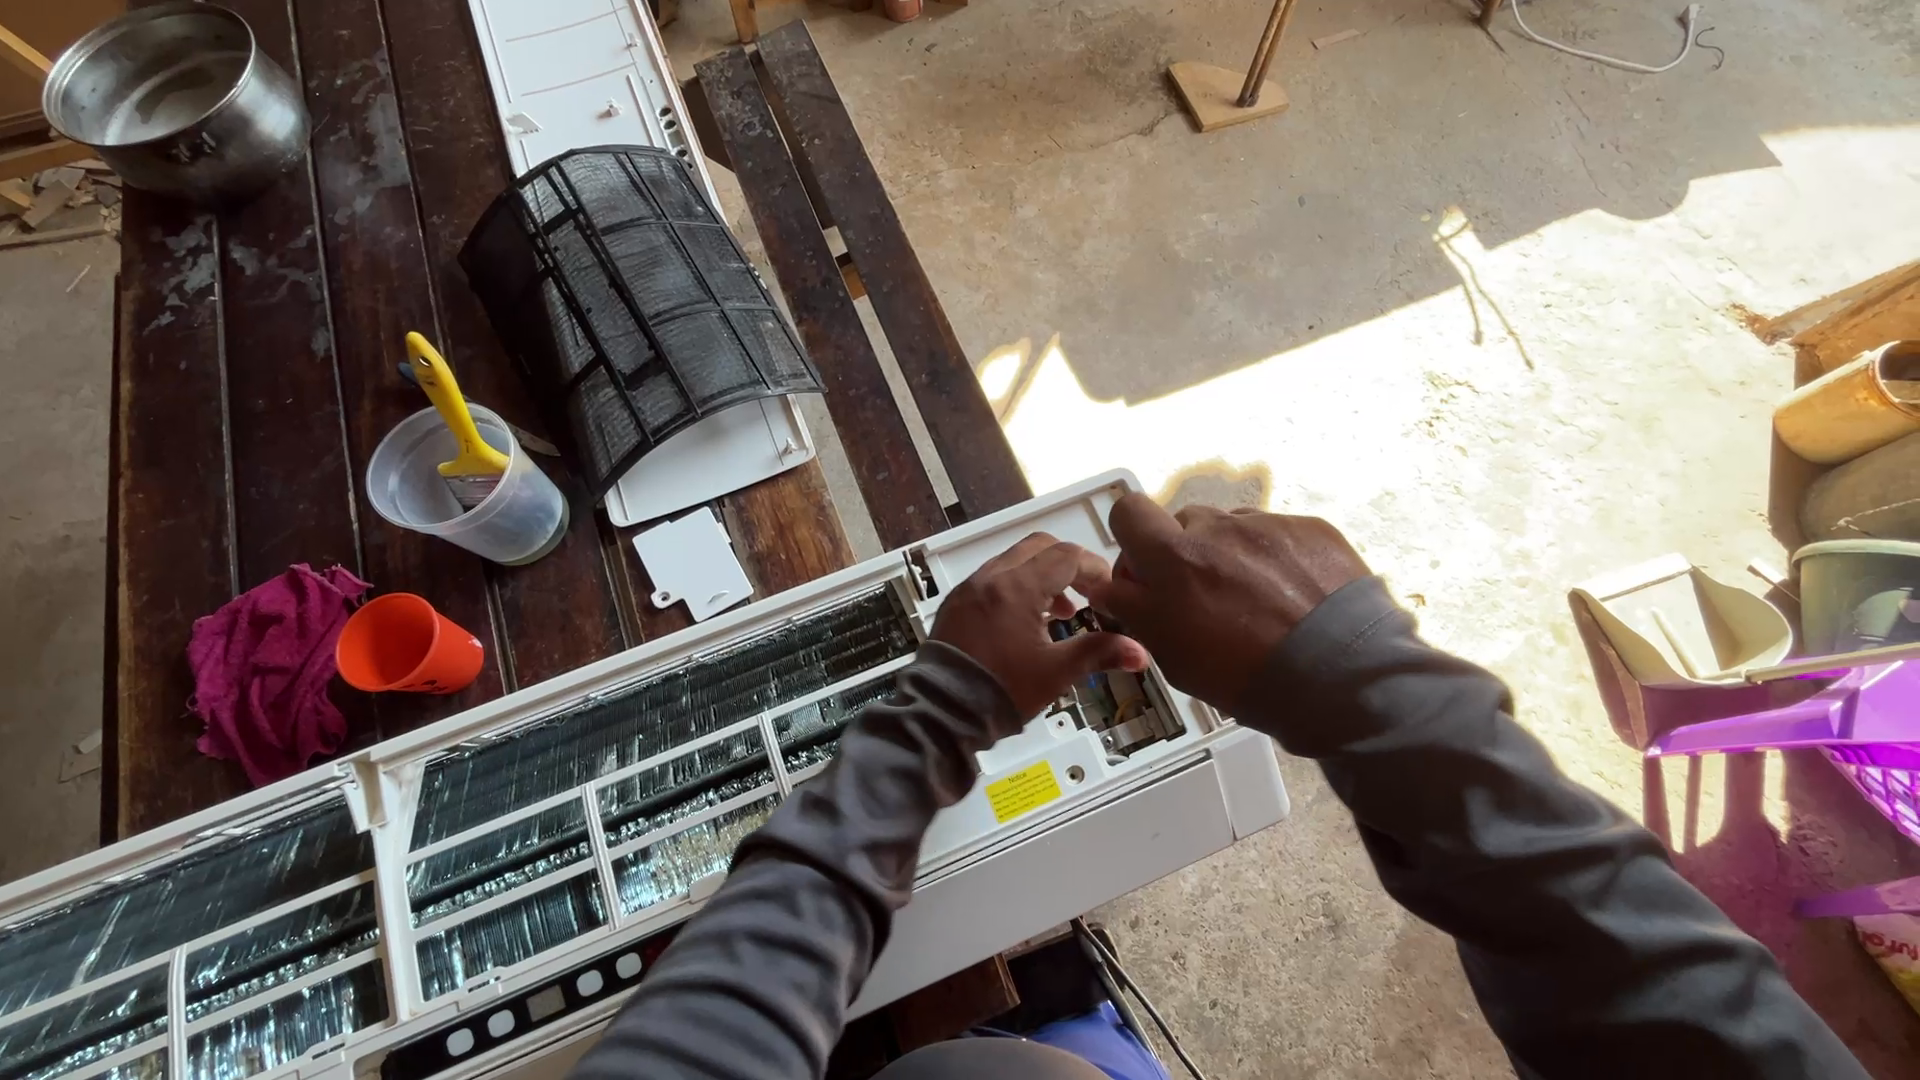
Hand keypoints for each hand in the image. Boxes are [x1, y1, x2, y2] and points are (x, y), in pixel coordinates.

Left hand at [930, 532, 1150, 717]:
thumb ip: (1099, 653)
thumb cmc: (1000, 691)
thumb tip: (1140, 653)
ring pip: (1014, 559)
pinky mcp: (957, 602)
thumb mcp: (1056, 673)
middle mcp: (990, 578)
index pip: (1066, 556)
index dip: (1094, 569)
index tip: (1107, 591)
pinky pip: (993, 577)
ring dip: (1041, 575)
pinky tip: (1026, 620)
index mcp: (1017, 588)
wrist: (942, 712)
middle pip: (1039, 547)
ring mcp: (969, 588)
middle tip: (1086, 592)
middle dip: (1068, 564)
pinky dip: (1016, 585)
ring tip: (1059, 613)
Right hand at [1082, 495, 1369, 713]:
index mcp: (1173, 557)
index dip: (1132, 538)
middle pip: (1184, 524)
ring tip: (1258, 603)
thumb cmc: (1244, 676)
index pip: (1128, 511)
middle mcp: (1217, 528)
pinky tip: (1292, 599)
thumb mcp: (1168, 652)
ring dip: (1231, 556)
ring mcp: (1267, 526)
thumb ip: (1131, 609)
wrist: (1342, 680)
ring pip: (1232, 531)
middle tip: (1205, 597)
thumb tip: (1108, 586)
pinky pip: (1277, 536)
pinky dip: (1276, 560)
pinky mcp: (1310, 530)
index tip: (1146, 571)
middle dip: (1185, 553)